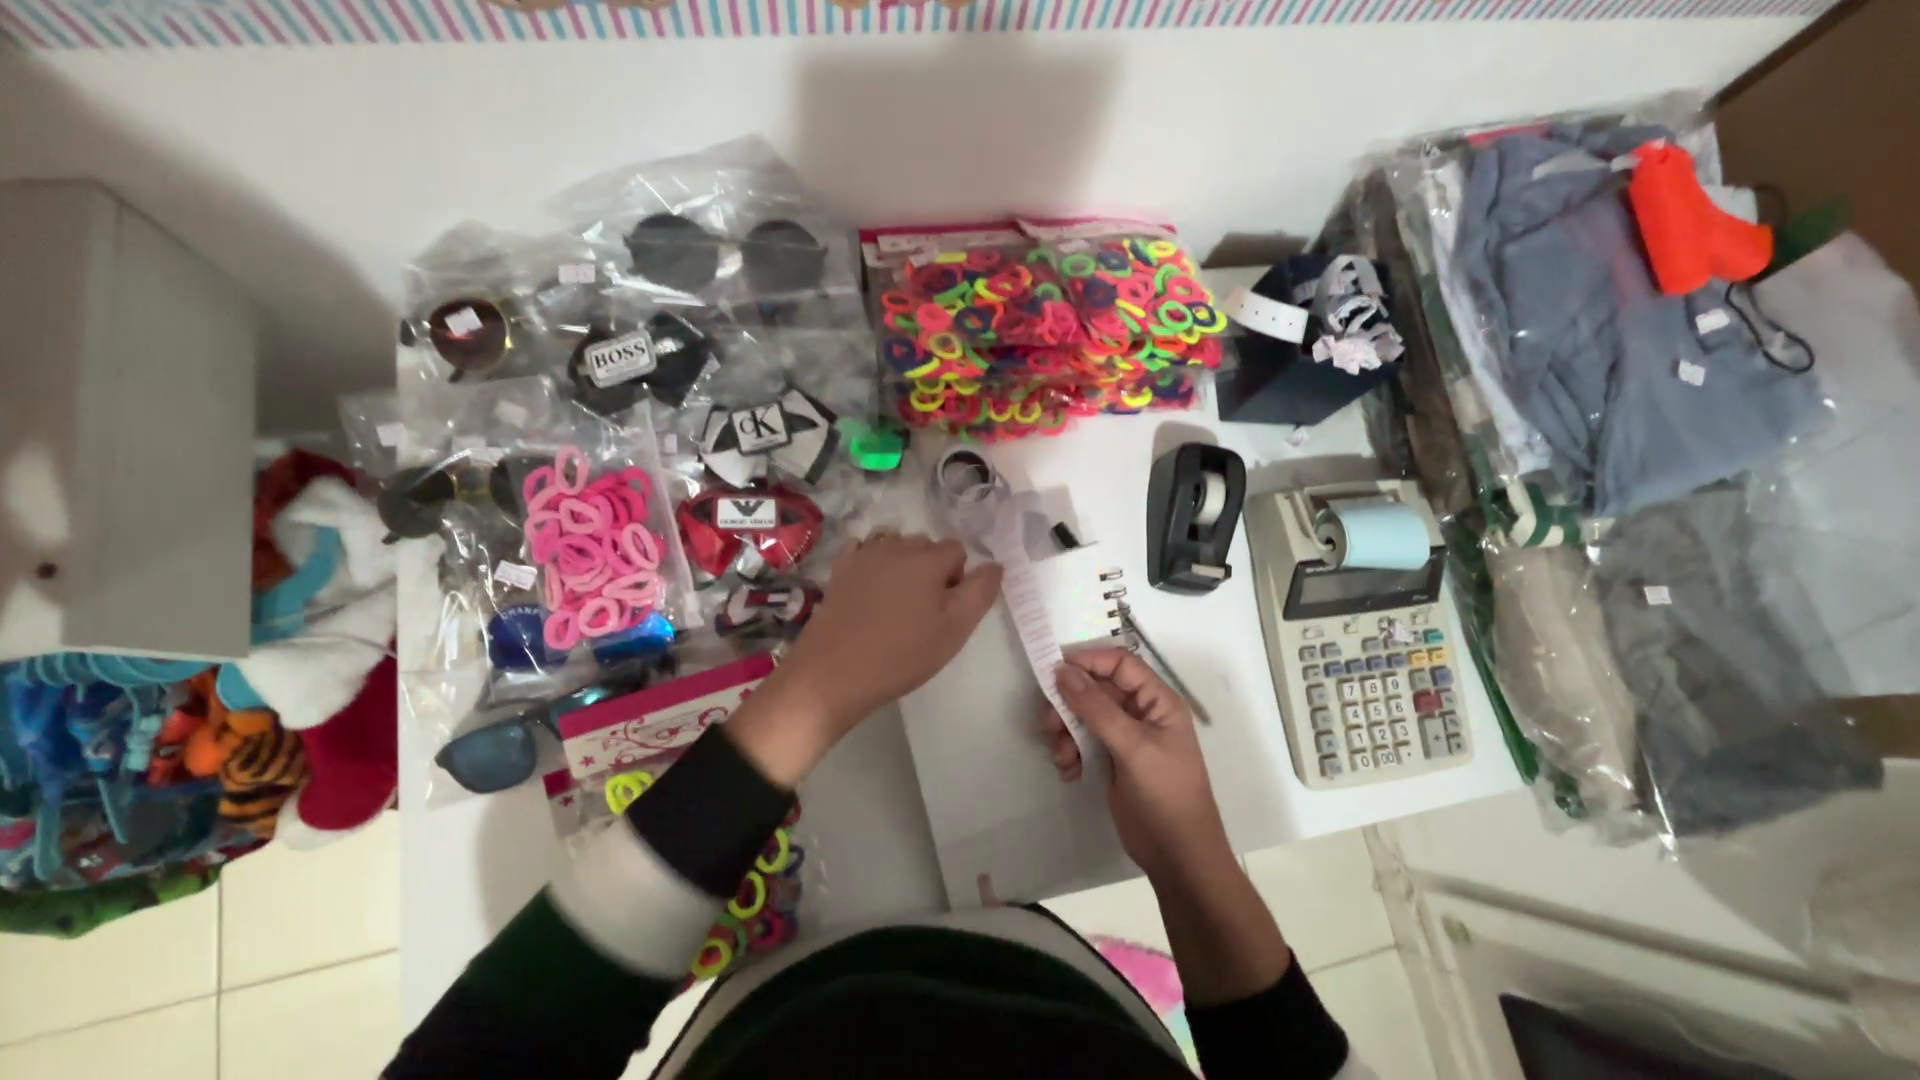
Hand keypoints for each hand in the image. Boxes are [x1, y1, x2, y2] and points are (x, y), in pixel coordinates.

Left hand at [729, 532, 1002, 785]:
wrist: (834, 672)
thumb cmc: (902, 654)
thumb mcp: (954, 630)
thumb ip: (980, 592)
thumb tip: (995, 564)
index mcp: (928, 559)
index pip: (957, 550)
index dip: (958, 578)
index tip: (947, 611)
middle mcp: (896, 546)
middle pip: (925, 545)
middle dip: (931, 569)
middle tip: (923, 611)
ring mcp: (863, 555)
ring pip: (895, 546)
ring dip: (902, 565)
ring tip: (895, 603)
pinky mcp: (839, 570)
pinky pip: (863, 551)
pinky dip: (871, 564)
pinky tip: (869, 590)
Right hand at [1042, 648, 1233, 881]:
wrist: (1177, 855)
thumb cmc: (1165, 794)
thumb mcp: (1133, 748)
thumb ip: (1096, 708)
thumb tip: (1062, 671)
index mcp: (1157, 701)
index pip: (1119, 664)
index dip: (1087, 661)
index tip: (1052, 671)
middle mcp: (1141, 713)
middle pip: (1095, 689)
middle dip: (1068, 704)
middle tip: (1048, 724)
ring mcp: (1125, 737)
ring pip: (1083, 716)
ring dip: (1065, 731)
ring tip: (1061, 756)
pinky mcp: (1112, 761)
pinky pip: (1082, 742)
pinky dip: (1070, 752)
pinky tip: (1069, 772)